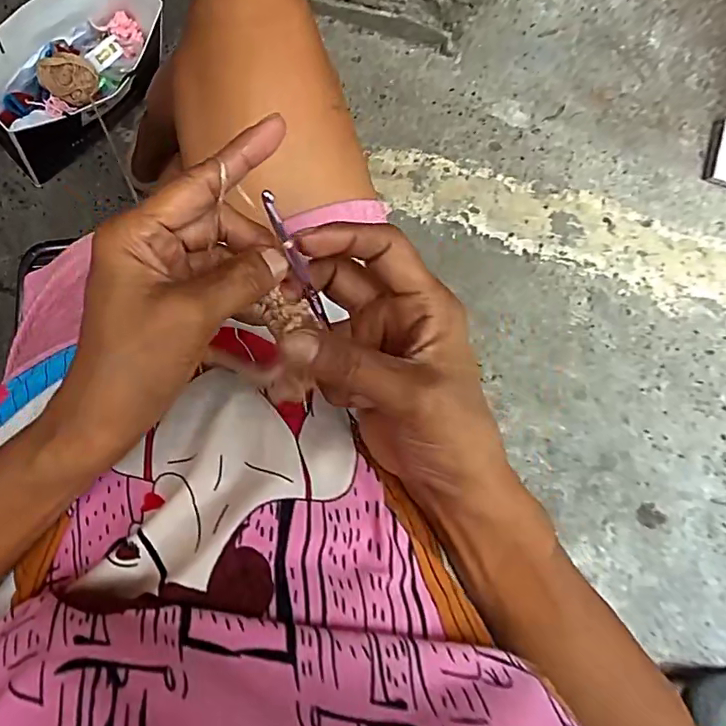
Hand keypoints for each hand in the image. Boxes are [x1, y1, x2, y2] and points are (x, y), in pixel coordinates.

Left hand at [41, 117, 291, 467]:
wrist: (101, 419)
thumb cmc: (134, 365)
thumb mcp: (191, 316)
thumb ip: (239, 278)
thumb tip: (276, 257)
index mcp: (137, 234)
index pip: (196, 184)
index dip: (239, 155)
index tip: (276, 125)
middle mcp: (145, 244)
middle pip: (213, 223)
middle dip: (255, 241)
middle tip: (294, 269)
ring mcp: (155, 273)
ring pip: (217, 254)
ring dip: (252, 271)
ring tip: (291, 291)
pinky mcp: (166, 299)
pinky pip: (210, 282)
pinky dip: (238, 293)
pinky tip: (269, 308)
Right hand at [283, 222, 522, 517]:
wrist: (452, 488)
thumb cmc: (453, 432)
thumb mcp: (408, 393)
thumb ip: (348, 364)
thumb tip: (288, 340)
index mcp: (423, 303)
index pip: (383, 248)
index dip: (342, 236)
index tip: (297, 244)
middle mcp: (393, 313)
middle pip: (340, 276)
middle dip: (306, 282)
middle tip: (272, 294)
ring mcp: (369, 341)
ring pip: (321, 317)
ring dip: (302, 334)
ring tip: (288, 361)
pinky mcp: (350, 369)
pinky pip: (315, 353)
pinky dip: (306, 369)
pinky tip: (309, 394)